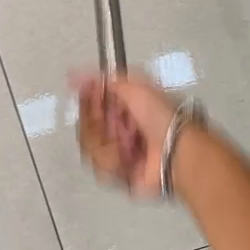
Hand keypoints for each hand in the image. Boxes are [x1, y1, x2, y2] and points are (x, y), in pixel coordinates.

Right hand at [70, 71, 180, 197]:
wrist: (175, 152)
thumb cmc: (161, 117)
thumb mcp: (136, 88)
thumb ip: (104, 80)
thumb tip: (74, 75)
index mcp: (123, 107)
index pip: (89, 103)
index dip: (87, 101)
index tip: (94, 99)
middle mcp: (118, 129)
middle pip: (85, 126)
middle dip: (97, 126)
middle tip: (118, 127)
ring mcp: (116, 152)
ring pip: (89, 148)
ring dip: (107, 146)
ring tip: (128, 146)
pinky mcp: (117, 174)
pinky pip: (98, 168)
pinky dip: (113, 163)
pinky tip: (128, 160)